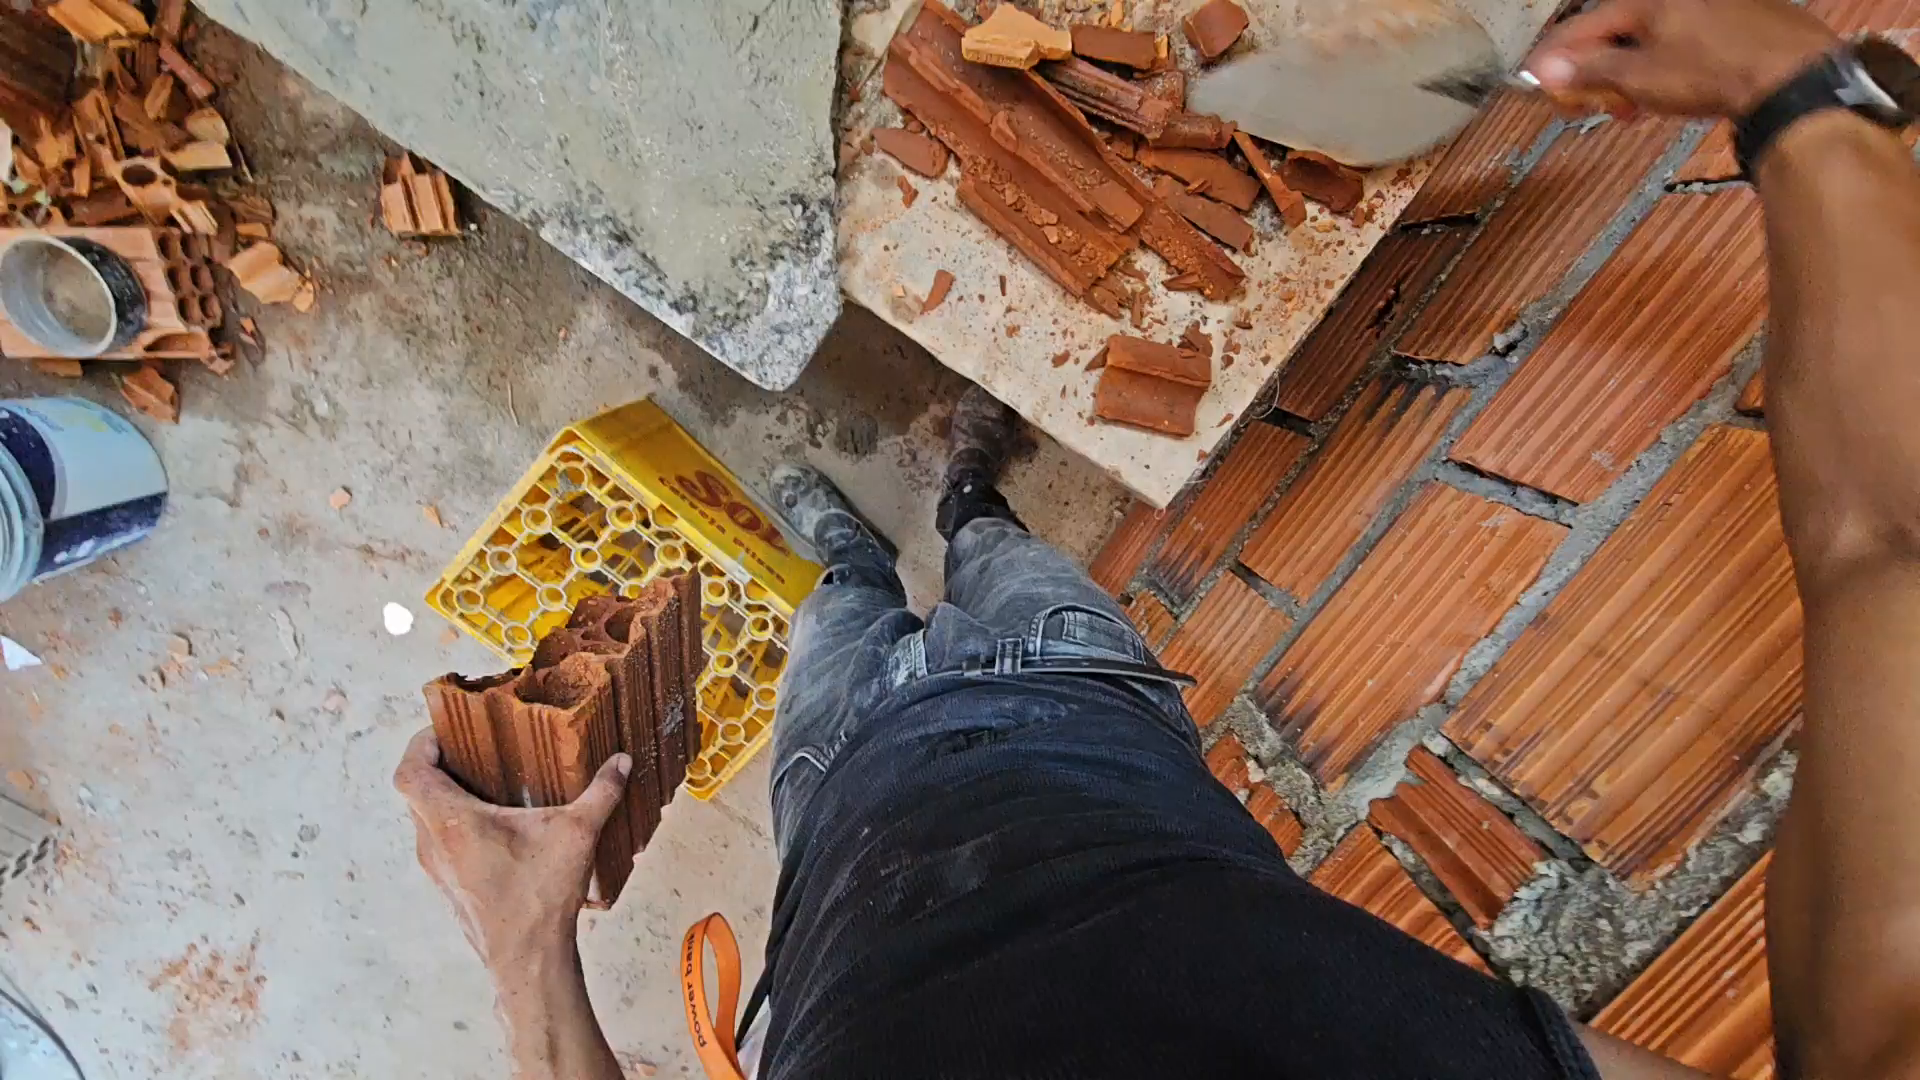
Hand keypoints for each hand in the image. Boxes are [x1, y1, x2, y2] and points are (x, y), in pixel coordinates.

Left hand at [393, 728, 630, 972]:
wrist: (524, 957)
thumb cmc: (541, 892)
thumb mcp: (578, 832)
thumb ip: (601, 792)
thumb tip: (621, 760)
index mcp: (454, 823)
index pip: (410, 774)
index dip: (419, 745)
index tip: (442, 729)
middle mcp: (433, 843)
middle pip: (415, 793)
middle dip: (438, 765)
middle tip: (474, 745)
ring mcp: (436, 868)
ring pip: (425, 819)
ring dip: (446, 794)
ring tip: (487, 778)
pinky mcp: (448, 884)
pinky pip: (439, 840)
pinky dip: (455, 820)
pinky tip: (496, 821)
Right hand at [1526, 0, 1840, 118]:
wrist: (1789, 74)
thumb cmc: (1712, 72)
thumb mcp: (1636, 76)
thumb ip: (1587, 69)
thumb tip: (1544, 67)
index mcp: (1648, 0)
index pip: (1578, 30)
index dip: (1551, 64)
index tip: (1536, 90)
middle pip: (1607, 34)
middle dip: (1587, 74)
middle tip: (1581, 109)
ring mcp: (1702, 4)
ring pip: (1637, 41)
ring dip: (1618, 78)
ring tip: (1623, 109)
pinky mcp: (1724, 17)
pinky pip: (1668, 41)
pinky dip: (1649, 69)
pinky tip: (1653, 94)